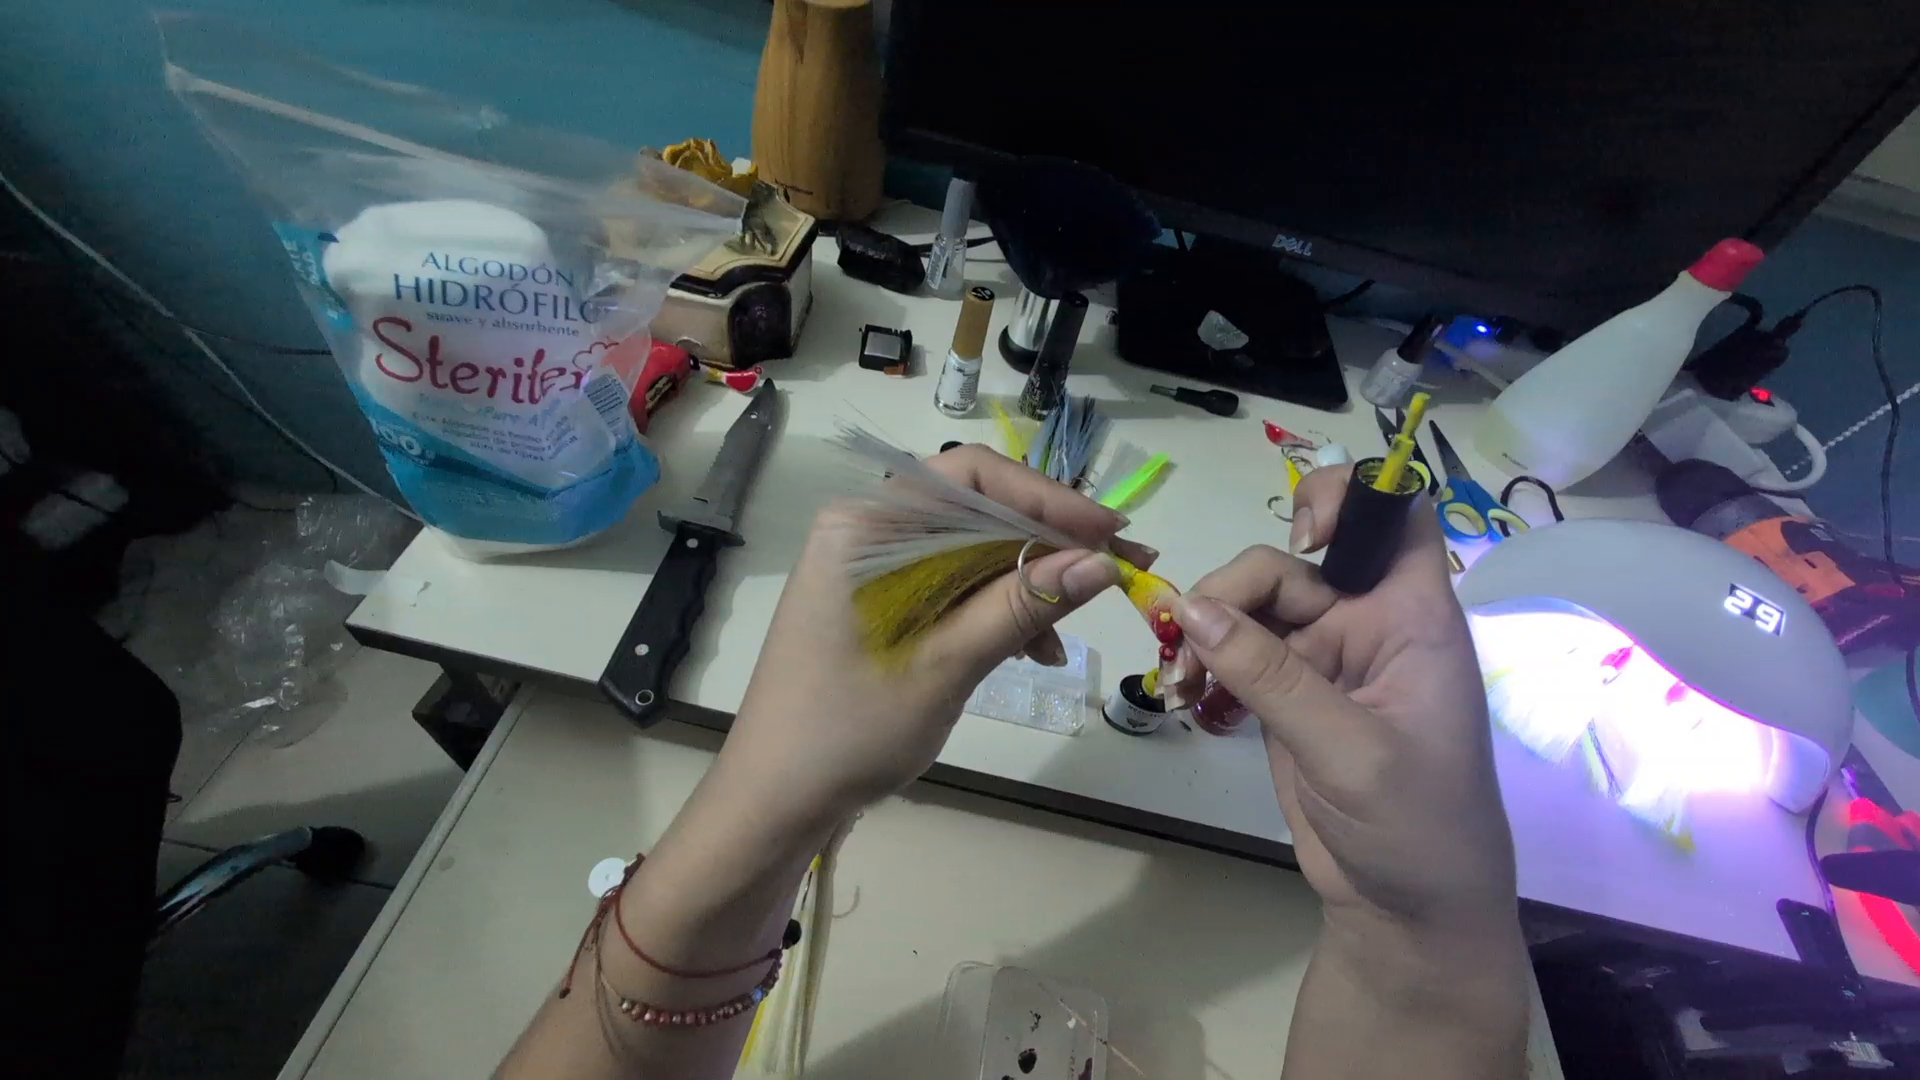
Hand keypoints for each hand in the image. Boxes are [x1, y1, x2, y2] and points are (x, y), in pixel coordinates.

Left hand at [722, 444, 1154, 825]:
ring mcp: (875, 565)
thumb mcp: (945, 666)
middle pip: (975, 510)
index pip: (970, 478)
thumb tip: (1102, 564)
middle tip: (1119, 570)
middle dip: (1048, 541)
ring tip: (1071, 631)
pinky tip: (1033, 648)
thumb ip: (1021, 605)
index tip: (1112, 534)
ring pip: (971, 550)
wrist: (775, 800)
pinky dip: (996, 609)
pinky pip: (954, 584)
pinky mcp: (885, 599)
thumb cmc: (847, 732)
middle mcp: (870, 528)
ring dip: (1026, 582)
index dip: (1047, 499)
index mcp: (867, 524)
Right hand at [1171, 465, 1516, 938]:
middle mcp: (1362, 623)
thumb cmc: (1415, 828)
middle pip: (1285, 565)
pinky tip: (1183, 696)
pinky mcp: (1284, 689)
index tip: (1301, 538)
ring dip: (1202, 633)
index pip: (1397, 519)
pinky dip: (1200, 664)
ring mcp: (1318, 657)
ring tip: (1178, 683)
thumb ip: (1270, 677)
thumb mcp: (1348, 752)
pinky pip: (1230, 651)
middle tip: (1188, 647)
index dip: (1352, 500)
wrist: (1404, 909)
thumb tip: (1190, 608)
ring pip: (1246, 607)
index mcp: (1409, 618)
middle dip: (1230, 595)